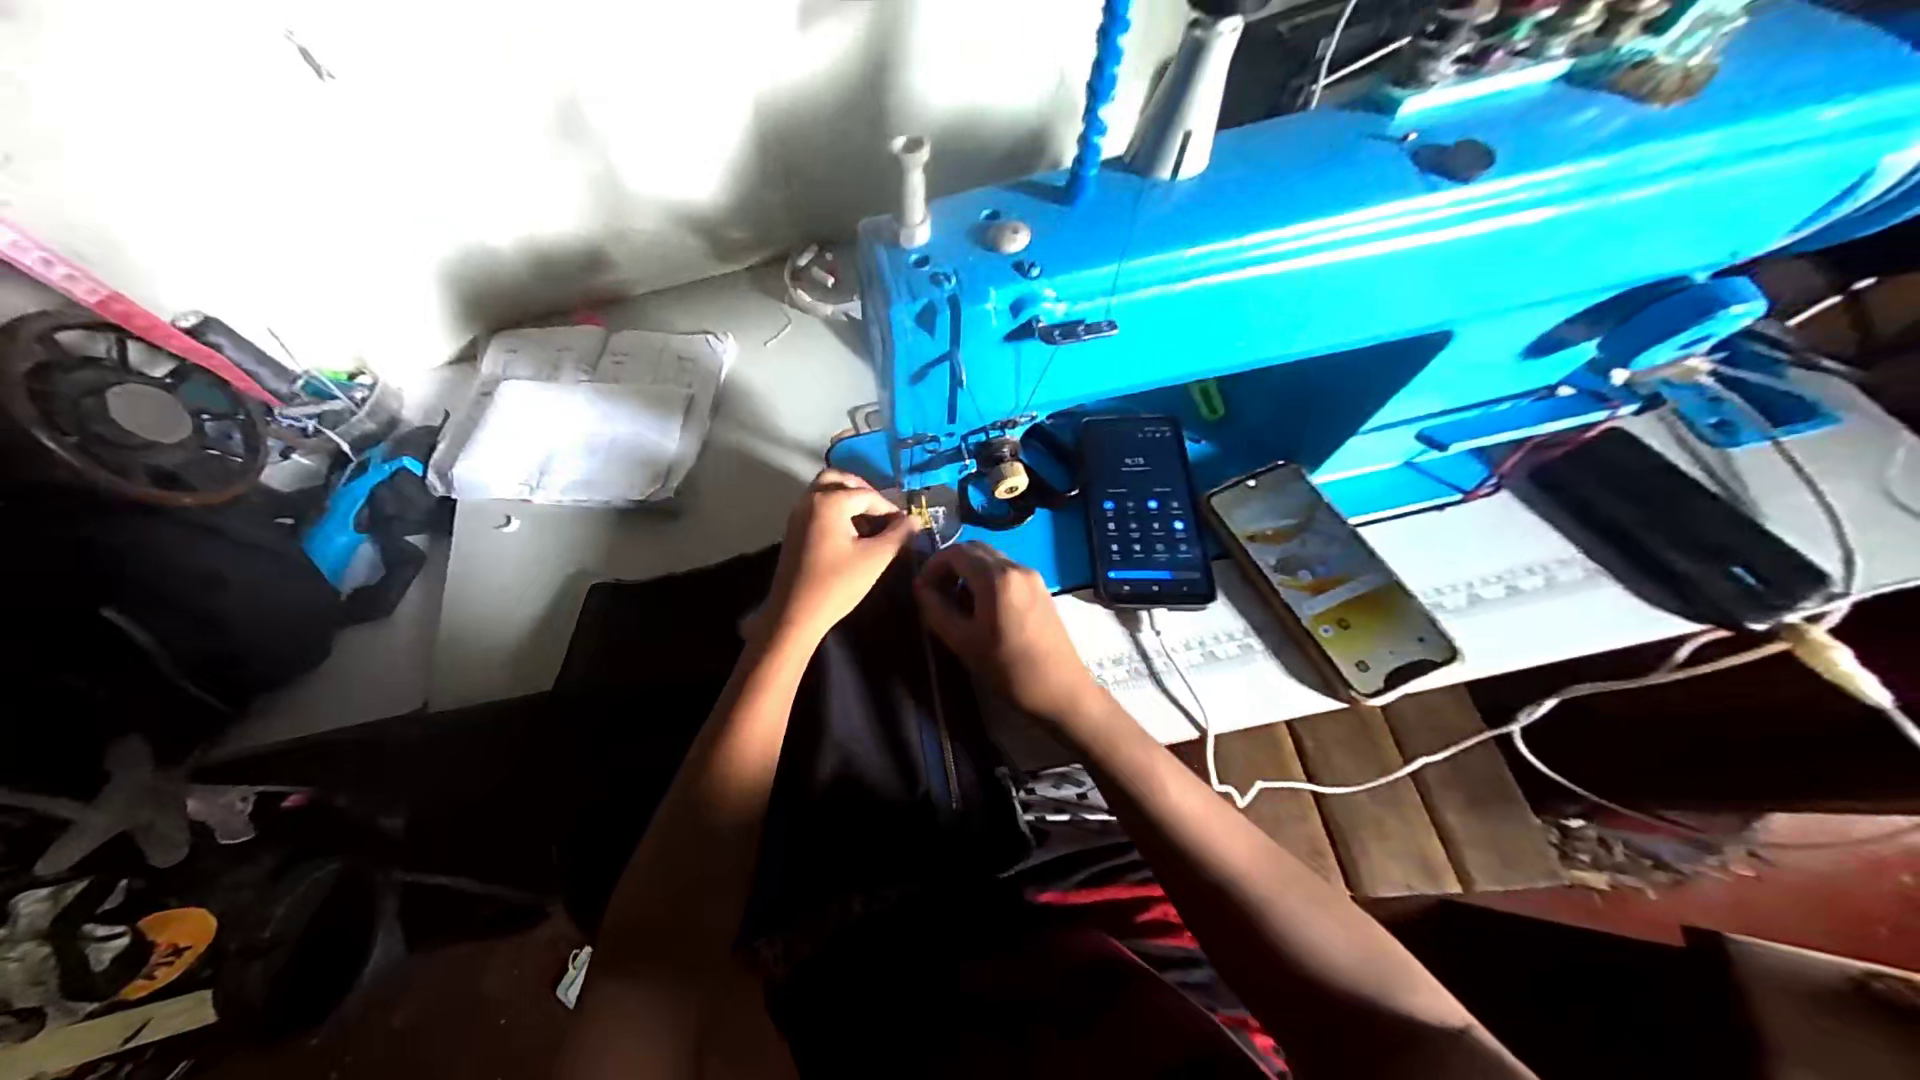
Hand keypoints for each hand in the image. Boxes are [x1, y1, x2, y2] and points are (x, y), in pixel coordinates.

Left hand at [763, 469, 919, 642]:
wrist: (795, 615)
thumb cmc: (837, 584)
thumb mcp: (875, 558)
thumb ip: (899, 534)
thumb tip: (914, 520)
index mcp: (829, 501)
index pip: (867, 494)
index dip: (889, 508)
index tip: (905, 525)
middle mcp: (809, 500)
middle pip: (839, 479)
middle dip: (864, 490)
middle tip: (883, 511)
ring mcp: (797, 515)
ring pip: (825, 492)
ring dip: (848, 499)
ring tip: (870, 523)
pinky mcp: (793, 531)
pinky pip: (816, 506)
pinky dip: (835, 509)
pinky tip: (851, 534)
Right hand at [913, 542, 1106, 725]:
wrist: (1061, 691)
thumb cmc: (1008, 669)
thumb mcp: (963, 642)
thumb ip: (936, 609)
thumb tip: (920, 588)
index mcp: (997, 577)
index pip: (956, 552)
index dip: (933, 565)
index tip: (921, 589)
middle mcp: (1017, 567)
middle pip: (975, 549)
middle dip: (950, 566)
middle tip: (936, 593)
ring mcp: (1033, 576)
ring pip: (991, 559)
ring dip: (968, 572)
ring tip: (956, 603)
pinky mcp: (1041, 589)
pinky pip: (1006, 572)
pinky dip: (987, 579)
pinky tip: (981, 609)